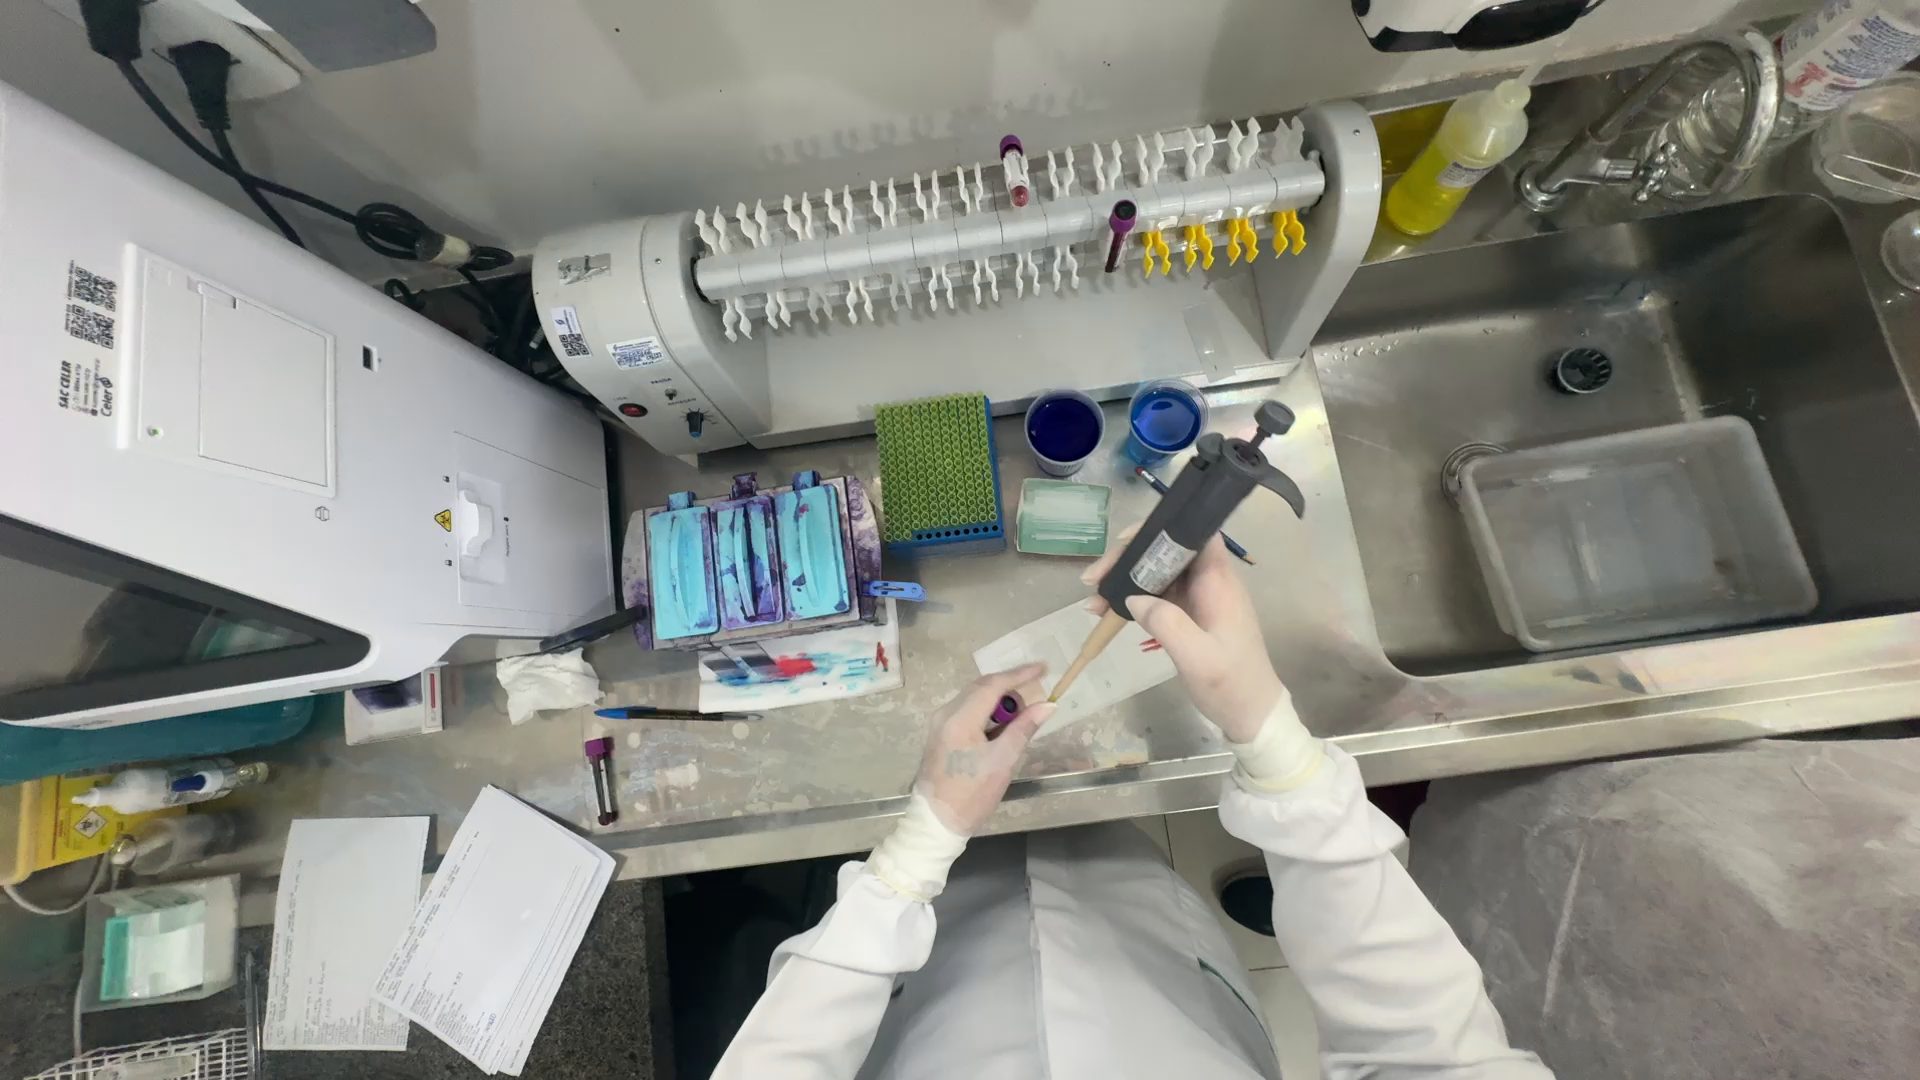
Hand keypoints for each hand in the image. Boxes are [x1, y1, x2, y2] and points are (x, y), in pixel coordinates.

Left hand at [912, 662, 1055, 834]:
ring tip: (1022, 711)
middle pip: (981, 687)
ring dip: (998, 699)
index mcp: (960, 718)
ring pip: (973, 698)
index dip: (1019, 674)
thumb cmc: (972, 795)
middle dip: (1010, 685)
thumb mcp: (1003, 761)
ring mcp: (940, 723)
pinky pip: (966, 711)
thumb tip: (1047, 705)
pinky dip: (987, 711)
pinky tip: (1002, 724)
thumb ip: (1024, 728)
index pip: (993, 685)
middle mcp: (946, 713)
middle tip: (1036, 690)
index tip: (1043, 668)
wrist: (936, 823)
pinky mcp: (940, 734)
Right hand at [1081, 525, 1282, 744]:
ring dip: (1123, 580)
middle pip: (1164, 550)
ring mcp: (1198, 596)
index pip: (1190, 532)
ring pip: (1155, 572)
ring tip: (1092, 602)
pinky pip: (1155, 594)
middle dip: (1127, 559)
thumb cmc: (1231, 685)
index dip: (1157, 528)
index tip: (1123, 543)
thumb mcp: (1198, 658)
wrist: (1251, 715)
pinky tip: (1107, 612)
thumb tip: (1133, 599)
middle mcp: (1208, 580)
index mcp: (1217, 580)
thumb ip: (1167, 623)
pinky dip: (1130, 599)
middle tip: (1092, 581)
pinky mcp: (1189, 612)